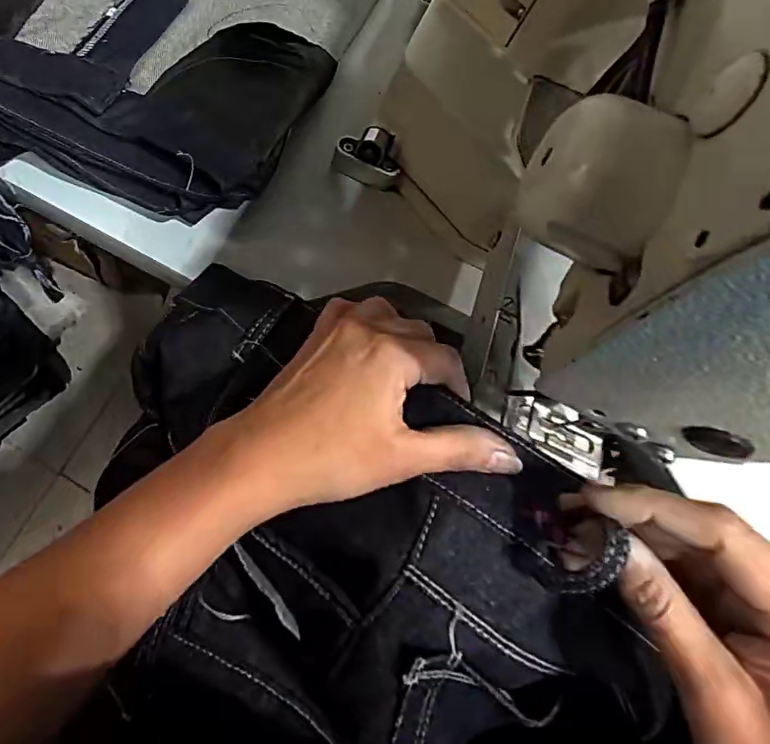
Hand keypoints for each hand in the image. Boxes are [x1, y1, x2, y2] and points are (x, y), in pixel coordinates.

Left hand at [214, 296, 522, 511]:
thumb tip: (509, 456)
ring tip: (403, 370)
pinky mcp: (316, 332)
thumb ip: (459, 449)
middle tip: (431, 398)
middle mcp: (368, 327)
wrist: (260, 455)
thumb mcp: (402, 457)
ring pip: (388, 313)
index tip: (458, 407)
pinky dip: (368, 322)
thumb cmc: (331, 459)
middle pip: (420, 331)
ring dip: (402, 335)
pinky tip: (366, 347)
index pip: (446, 357)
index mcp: (393, 354)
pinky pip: (353, 310)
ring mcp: (338, 325)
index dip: (459, 384)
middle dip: (433, 360)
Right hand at [577, 484, 769, 743]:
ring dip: (647, 542)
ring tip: (591, 527)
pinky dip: (665, 572)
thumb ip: (664, 614)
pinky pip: (714, 587)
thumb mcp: (719, 704)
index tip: (597, 497)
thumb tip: (608, 544)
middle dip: (643, 522)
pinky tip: (625, 556)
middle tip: (582, 509)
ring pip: (711, 559)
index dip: (654, 507)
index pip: (727, 537)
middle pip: (718, 542)